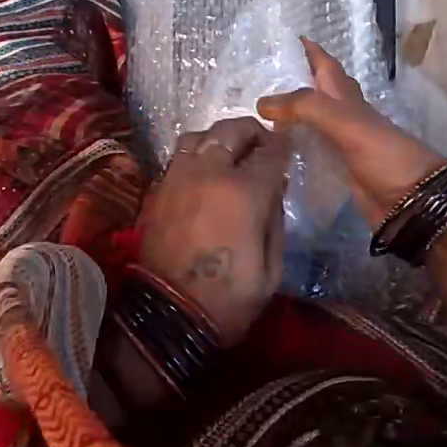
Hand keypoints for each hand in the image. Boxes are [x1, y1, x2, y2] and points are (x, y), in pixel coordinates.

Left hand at [137, 117, 289, 342]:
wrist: (169, 315)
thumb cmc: (228, 299)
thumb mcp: (271, 270)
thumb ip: (275, 222)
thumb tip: (273, 193)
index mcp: (244, 193)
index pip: (270, 152)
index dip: (283, 147)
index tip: (288, 149)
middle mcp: (209, 174)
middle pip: (231, 131)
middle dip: (251, 131)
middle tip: (261, 144)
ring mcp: (178, 178)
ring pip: (198, 136)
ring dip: (218, 138)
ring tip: (230, 153)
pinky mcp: (158, 191)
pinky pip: (178, 157)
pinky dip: (195, 154)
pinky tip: (206, 170)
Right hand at [256, 38, 445, 221]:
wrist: (412, 201)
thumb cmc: (384, 155)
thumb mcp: (346, 123)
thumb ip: (306, 108)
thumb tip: (262, 102)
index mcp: (348, 100)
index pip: (326, 67)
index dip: (310, 51)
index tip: (284, 39)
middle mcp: (344, 118)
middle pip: (317, 94)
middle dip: (293, 83)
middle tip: (260, 82)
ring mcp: (341, 146)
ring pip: (312, 123)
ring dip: (291, 117)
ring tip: (259, 116)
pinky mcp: (338, 171)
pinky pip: (311, 153)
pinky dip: (294, 148)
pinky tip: (277, 153)